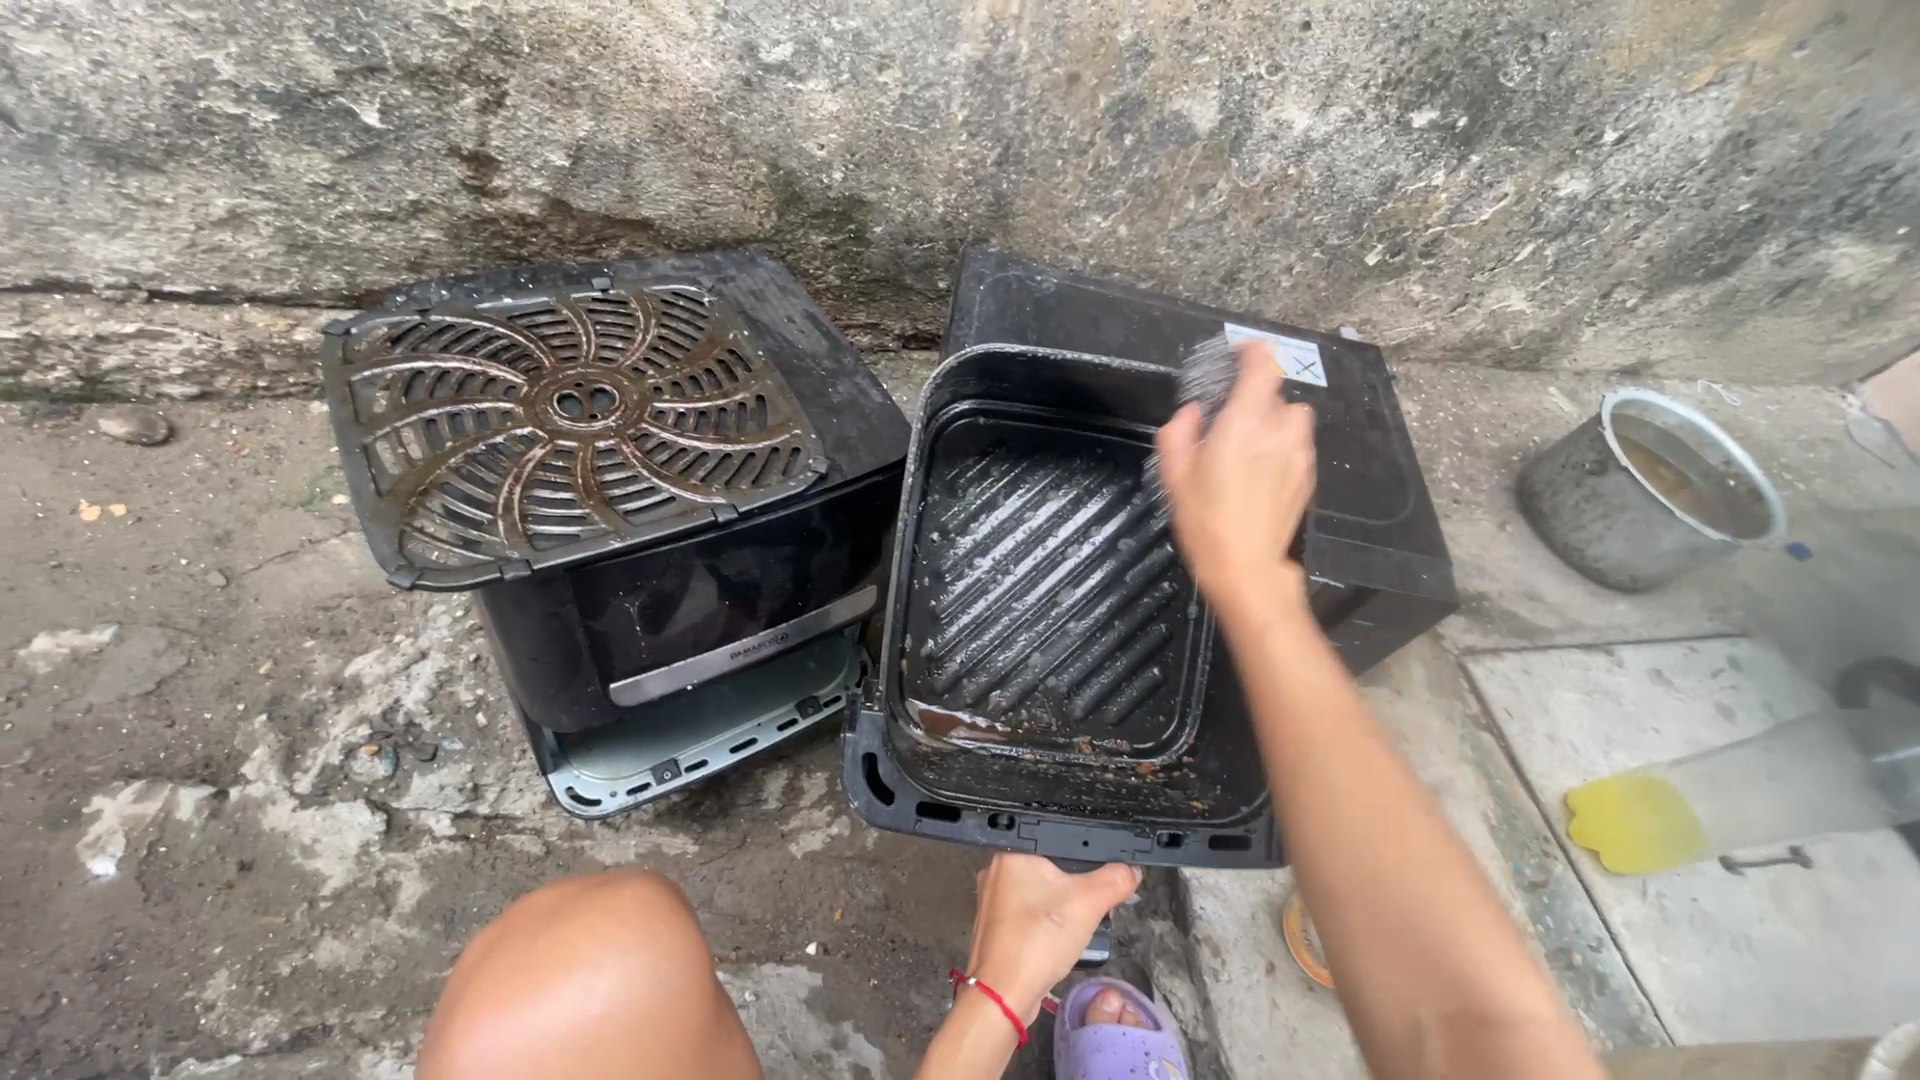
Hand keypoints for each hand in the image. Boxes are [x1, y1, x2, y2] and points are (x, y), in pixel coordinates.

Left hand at [965, 854, 1139, 1021]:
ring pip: (1041, 893)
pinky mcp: (998, 926)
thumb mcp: (1088, 903)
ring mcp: (994, 900)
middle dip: (1077, 886)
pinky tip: (1059, 939)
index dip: (1085, 855)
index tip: (1101, 874)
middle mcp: (997, 870)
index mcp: (1012, 852)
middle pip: (1051, 868)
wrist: (1003, 995)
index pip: (1057, 839)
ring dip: (1064, 907)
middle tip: (1093, 903)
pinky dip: (1048, 923)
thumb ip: (1115, 880)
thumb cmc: (1037, 941)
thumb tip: (1130, 870)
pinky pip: (1031, 914)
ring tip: (1079, 923)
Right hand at [1154, 341, 1316, 623]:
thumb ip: (1178, 432)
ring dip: (1272, 422)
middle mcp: (1279, 430)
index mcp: (1244, 422)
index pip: (1262, 365)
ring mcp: (1299, 453)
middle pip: (1276, 394)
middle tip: (1228, 423)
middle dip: (1254, 401)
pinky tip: (1259, 474)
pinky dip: (1281, 447)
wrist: (1246, 566)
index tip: (1240, 354)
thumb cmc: (1205, 520)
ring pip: (1291, 419)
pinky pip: (1297, 445)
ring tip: (1248, 448)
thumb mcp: (1174, 474)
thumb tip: (1190, 414)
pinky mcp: (1308, 475)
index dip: (1252, 352)